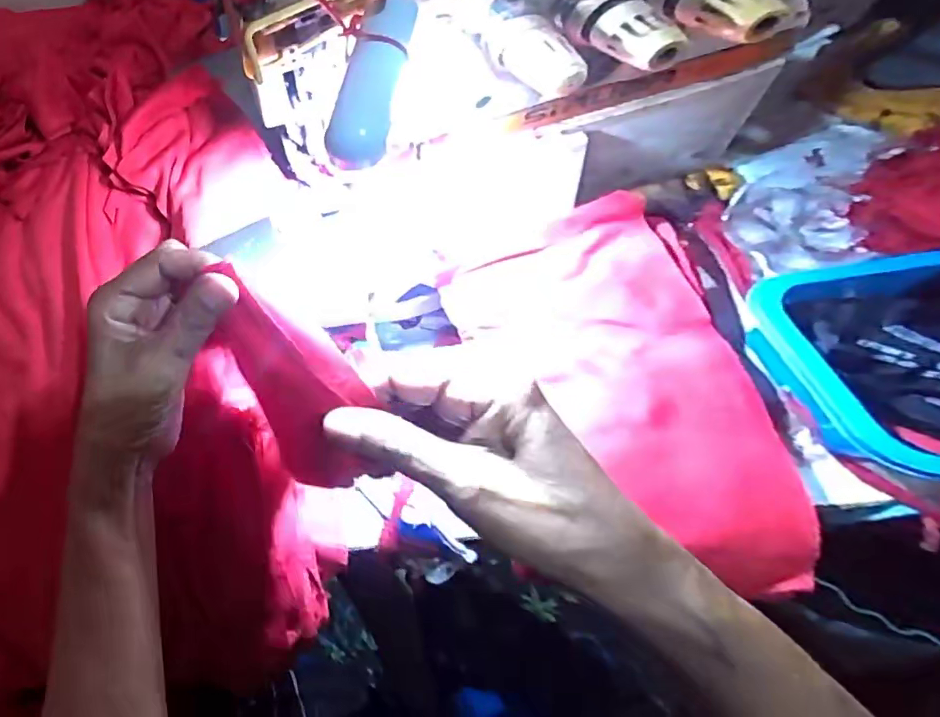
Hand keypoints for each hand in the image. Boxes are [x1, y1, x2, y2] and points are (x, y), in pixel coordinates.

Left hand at [77, 241, 239, 473]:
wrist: (125, 453)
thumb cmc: (130, 407)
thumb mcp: (163, 362)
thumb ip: (193, 320)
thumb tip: (227, 280)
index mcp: (116, 298)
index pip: (160, 262)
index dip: (196, 263)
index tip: (233, 277)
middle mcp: (130, 300)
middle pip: (173, 269)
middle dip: (205, 273)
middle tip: (241, 287)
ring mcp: (148, 317)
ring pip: (185, 287)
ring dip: (212, 290)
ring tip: (244, 298)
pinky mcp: (167, 335)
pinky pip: (193, 309)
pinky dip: (212, 309)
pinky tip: (234, 315)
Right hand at [322, 351, 676, 598]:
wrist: (622, 570)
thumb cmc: (552, 524)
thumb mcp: (467, 484)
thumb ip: (395, 445)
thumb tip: (330, 420)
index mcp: (485, 378)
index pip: (398, 370)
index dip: (355, 392)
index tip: (317, 420)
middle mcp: (477, 377)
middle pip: (398, 384)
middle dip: (362, 414)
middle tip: (328, 447)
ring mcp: (476, 400)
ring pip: (403, 403)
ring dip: (374, 430)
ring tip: (346, 460)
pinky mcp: (473, 423)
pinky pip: (419, 422)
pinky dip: (395, 442)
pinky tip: (373, 463)